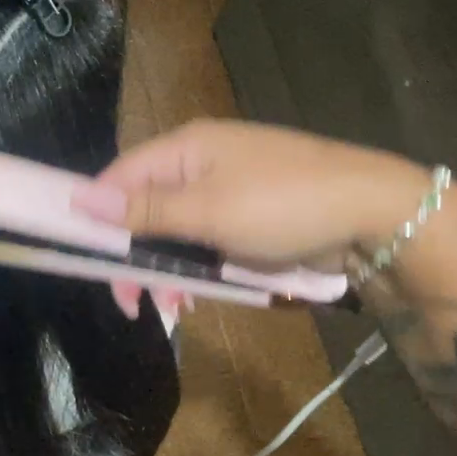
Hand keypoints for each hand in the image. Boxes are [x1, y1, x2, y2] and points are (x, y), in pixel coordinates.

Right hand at [72, 119, 430, 315]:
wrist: (377, 218)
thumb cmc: (284, 205)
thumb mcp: (206, 211)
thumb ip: (142, 211)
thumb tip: (79, 199)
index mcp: (185, 148)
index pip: (118, 178)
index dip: (95, 216)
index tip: (84, 258)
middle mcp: (197, 165)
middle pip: (139, 210)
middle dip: (131, 257)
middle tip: (131, 302)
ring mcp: (222, 192)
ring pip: (168, 233)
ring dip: (162, 271)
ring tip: (172, 307)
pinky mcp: (242, 218)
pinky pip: (199, 243)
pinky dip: (192, 269)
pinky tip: (196, 295)